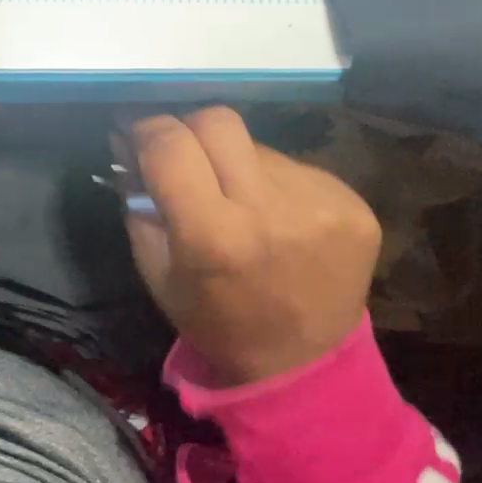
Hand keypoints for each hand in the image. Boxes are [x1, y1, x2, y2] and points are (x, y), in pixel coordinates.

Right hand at [120, 106, 380, 386]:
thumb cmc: (211, 319)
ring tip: (231, 198)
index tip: (134, 131)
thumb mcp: (155, 271)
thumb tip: (130, 148)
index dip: (146, 129)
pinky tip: (271, 216)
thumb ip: (140, 206)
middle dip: (187, 129)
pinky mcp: (352, 204)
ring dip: (232, 162)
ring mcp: (318, 203)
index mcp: (211, 234)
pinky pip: (294, 168)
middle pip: (218, 122)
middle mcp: (268, 209)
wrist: (300, 360)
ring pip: (257, 146)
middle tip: (178, 151)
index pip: (171, 145)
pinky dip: (270, 182)